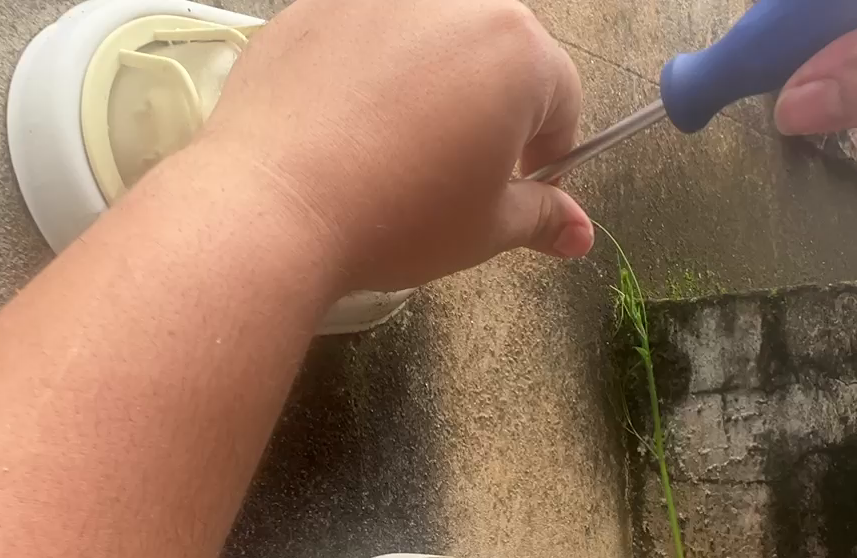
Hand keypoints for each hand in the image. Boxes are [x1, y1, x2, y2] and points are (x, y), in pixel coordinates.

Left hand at [192, 0, 592, 291]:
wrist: (276, 206)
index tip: (516, 193)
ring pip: (430, 44)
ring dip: (431, 91)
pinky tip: (343, 130)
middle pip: (498, 61)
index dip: (547, 157)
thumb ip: (542, 219)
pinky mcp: (318, 2)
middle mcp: (458, 0)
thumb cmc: (400, 220)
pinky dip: (368, 77)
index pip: (561, 102)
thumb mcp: (484, 232)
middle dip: (491, 116)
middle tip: (451, 179)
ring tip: (392, 155)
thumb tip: (581, 235)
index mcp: (518, 51)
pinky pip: (365, 40)